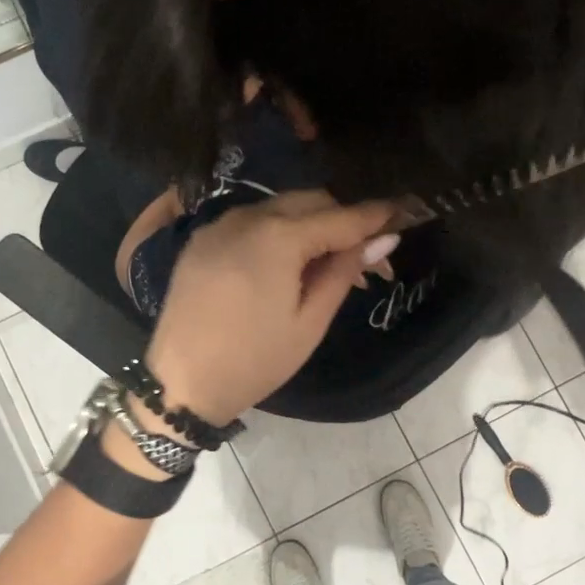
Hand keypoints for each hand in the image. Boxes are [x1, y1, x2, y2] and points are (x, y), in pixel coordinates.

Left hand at [144, 191, 397, 423]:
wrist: (181, 383)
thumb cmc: (254, 361)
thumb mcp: (309, 322)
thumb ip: (343, 272)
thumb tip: (382, 240)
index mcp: (278, 236)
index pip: (339, 217)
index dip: (374, 217)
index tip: (403, 214)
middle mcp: (247, 217)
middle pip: (309, 201)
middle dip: (342, 220)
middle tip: (368, 255)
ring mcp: (218, 225)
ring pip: (279, 209)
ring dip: (310, 225)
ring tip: (331, 264)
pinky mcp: (201, 240)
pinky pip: (251, 223)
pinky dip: (278, 233)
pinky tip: (288, 264)